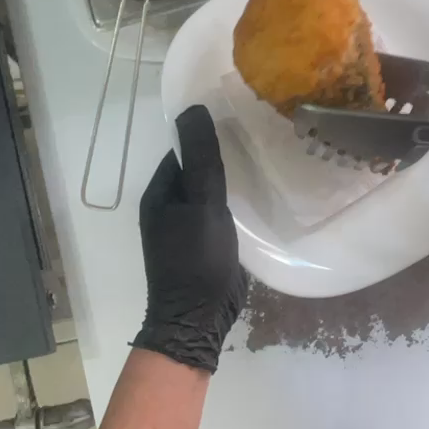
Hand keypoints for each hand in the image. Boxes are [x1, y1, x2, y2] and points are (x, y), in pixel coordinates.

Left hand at [129, 105, 245, 372]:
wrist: (198, 319)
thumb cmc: (195, 260)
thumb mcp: (201, 205)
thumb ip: (199, 160)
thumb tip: (192, 109)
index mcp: (159, 194)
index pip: (184, 150)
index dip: (209, 135)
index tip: (242, 121)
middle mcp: (170, 208)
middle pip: (199, 171)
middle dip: (225, 157)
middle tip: (263, 140)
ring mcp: (188, 229)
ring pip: (213, 194)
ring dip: (235, 182)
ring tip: (269, 163)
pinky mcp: (208, 246)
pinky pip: (224, 215)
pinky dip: (239, 206)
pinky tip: (263, 199)